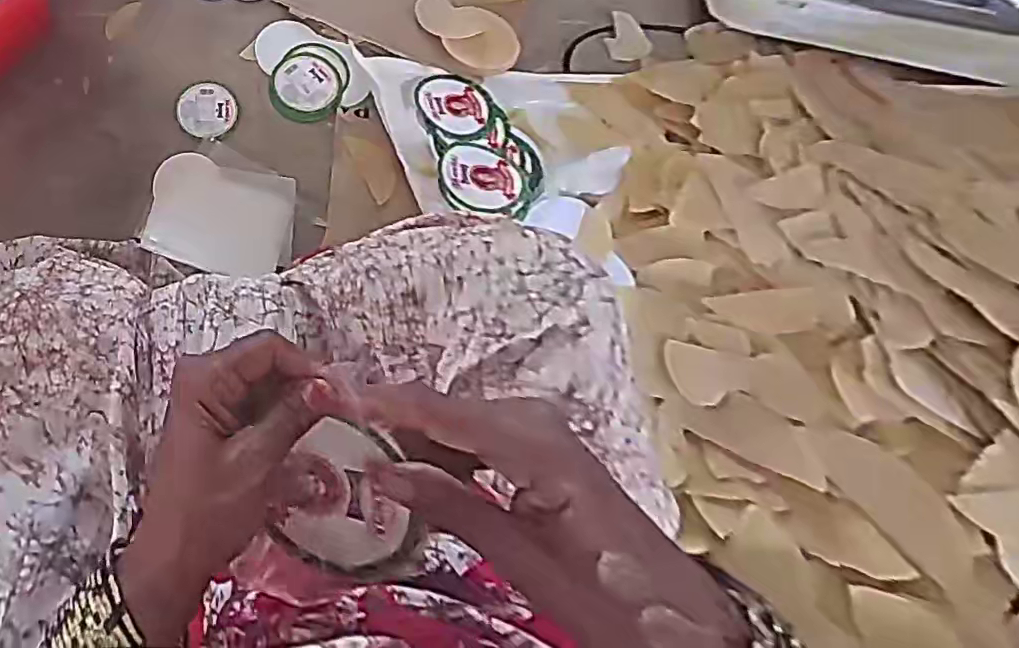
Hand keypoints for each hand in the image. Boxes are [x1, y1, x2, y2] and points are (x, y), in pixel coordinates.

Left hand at [119, 332, 325, 644]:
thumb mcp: (254, 462)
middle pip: (266, 361)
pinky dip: (282, 412)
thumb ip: (290, 416)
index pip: (266, 348)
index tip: (339, 389)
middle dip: (304, 380)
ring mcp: (209, 394)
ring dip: (297, 397)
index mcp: (204, 376)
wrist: (170, 560)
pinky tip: (308, 430)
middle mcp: (203, 374)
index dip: (306, 364)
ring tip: (334, 418)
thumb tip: (327, 384)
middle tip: (343, 406)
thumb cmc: (206, 513)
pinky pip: (256, 401)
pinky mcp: (217, 415)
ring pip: (265, 380)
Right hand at [360, 385, 746, 647]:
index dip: (388, 403)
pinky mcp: (535, 443)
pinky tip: (414, 466)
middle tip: (342, 432)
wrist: (680, 618)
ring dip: (413, 434)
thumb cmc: (607, 598)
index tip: (338, 400)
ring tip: (365, 449)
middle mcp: (532, 417)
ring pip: (456, 418)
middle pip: (445, 408)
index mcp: (533, 442)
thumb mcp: (521, 559)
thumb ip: (447, 504)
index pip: (443, 410)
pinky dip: (442, 448)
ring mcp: (535, 426)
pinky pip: (475, 434)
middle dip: (393, 419)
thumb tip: (378, 472)